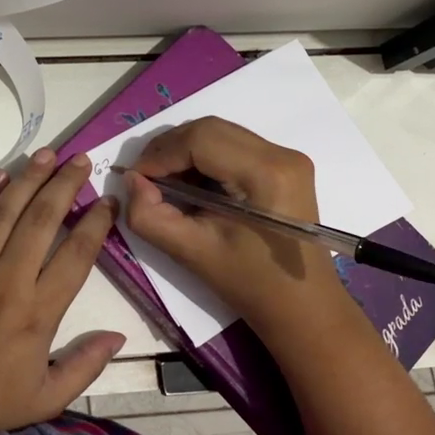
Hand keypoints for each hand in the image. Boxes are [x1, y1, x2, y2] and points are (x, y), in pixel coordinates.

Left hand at [0, 149, 123, 434]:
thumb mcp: (45, 400)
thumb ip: (84, 366)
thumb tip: (118, 337)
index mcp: (37, 313)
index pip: (75, 255)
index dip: (95, 224)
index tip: (108, 201)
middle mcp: (7, 281)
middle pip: (41, 220)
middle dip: (64, 185)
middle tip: (81, 160)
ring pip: (5, 213)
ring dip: (27, 179)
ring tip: (47, 154)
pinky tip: (0, 177)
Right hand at [121, 117, 358, 340]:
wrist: (302, 305)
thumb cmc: (250, 283)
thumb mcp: (191, 252)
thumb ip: (150, 216)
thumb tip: (132, 181)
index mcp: (266, 174)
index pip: (200, 140)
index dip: (160, 154)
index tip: (135, 179)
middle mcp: (281, 154)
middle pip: (209, 129)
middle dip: (169, 149)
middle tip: (144, 177)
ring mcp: (286, 156)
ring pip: (218, 133)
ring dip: (183, 151)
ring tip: (163, 180)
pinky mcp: (283, 164)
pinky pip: (231, 145)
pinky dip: (202, 157)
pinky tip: (189, 182)